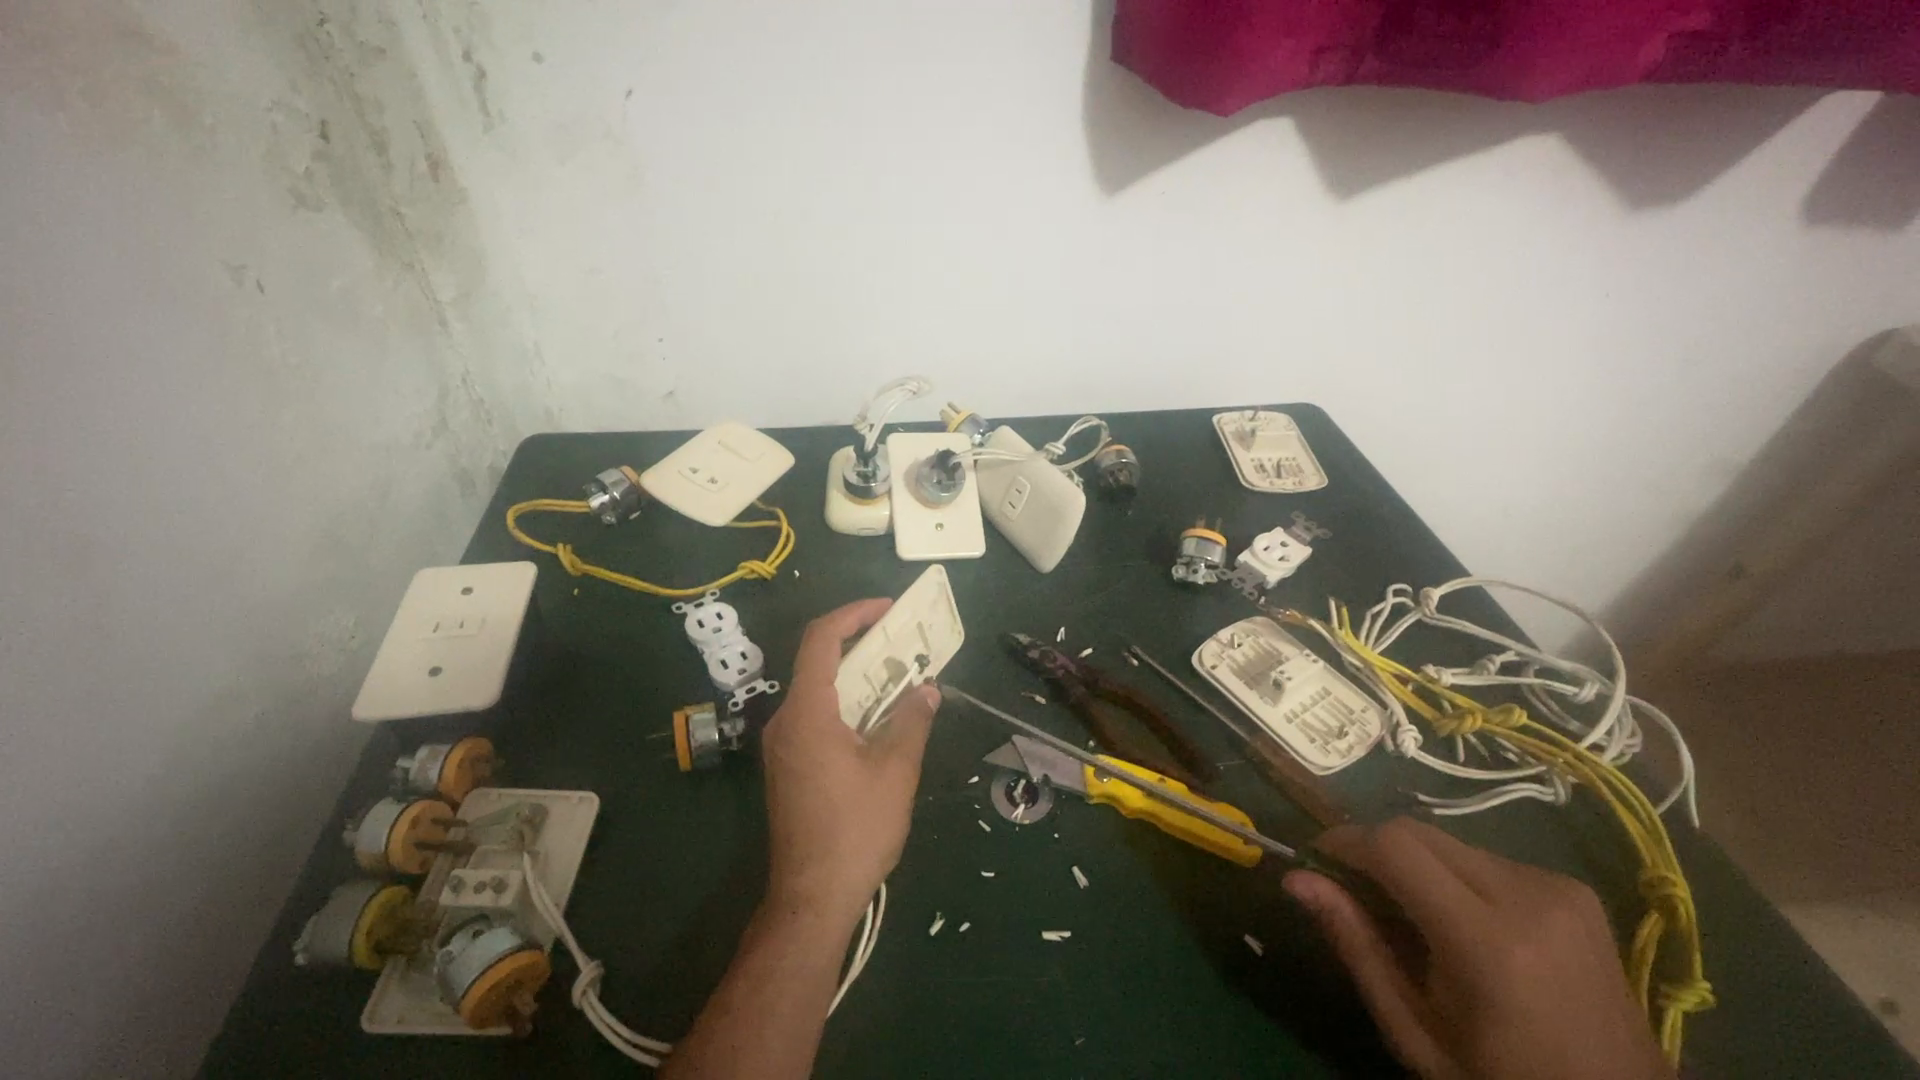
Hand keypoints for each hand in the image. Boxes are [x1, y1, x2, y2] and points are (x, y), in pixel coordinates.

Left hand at [761, 599, 939, 924]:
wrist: (811, 896)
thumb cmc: (854, 830)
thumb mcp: (895, 772)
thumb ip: (911, 722)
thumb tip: (927, 690)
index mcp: (807, 713)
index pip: (821, 640)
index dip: (854, 614)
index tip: (889, 609)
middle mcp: (785, 722)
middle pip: (819, 664)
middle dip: (863, 648)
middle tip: (905, 646)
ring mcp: (783, 747)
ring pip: (818, 694)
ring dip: (857, 681)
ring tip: (900, 681)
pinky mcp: (788, 768)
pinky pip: (816, 719)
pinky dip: (847, 708)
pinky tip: (878, 723)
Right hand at [1285, 818, 1671, 1079]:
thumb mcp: (1413, 1029)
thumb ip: (1355, 946)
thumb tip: (1296, 880)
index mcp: (1488, 942)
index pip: (1395, 846)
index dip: (1344, 842)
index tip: (1315, 862)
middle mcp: (1528, 896)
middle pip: (1418, 833)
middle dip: (1374, 851)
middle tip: (1353, 892)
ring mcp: (1559, 887)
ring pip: (1450, 842)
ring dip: (1415, 864)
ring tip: (1410, 916)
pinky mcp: (1575, 888)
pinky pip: (1488, 859)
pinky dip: (1456, 876)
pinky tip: (1463, 923)